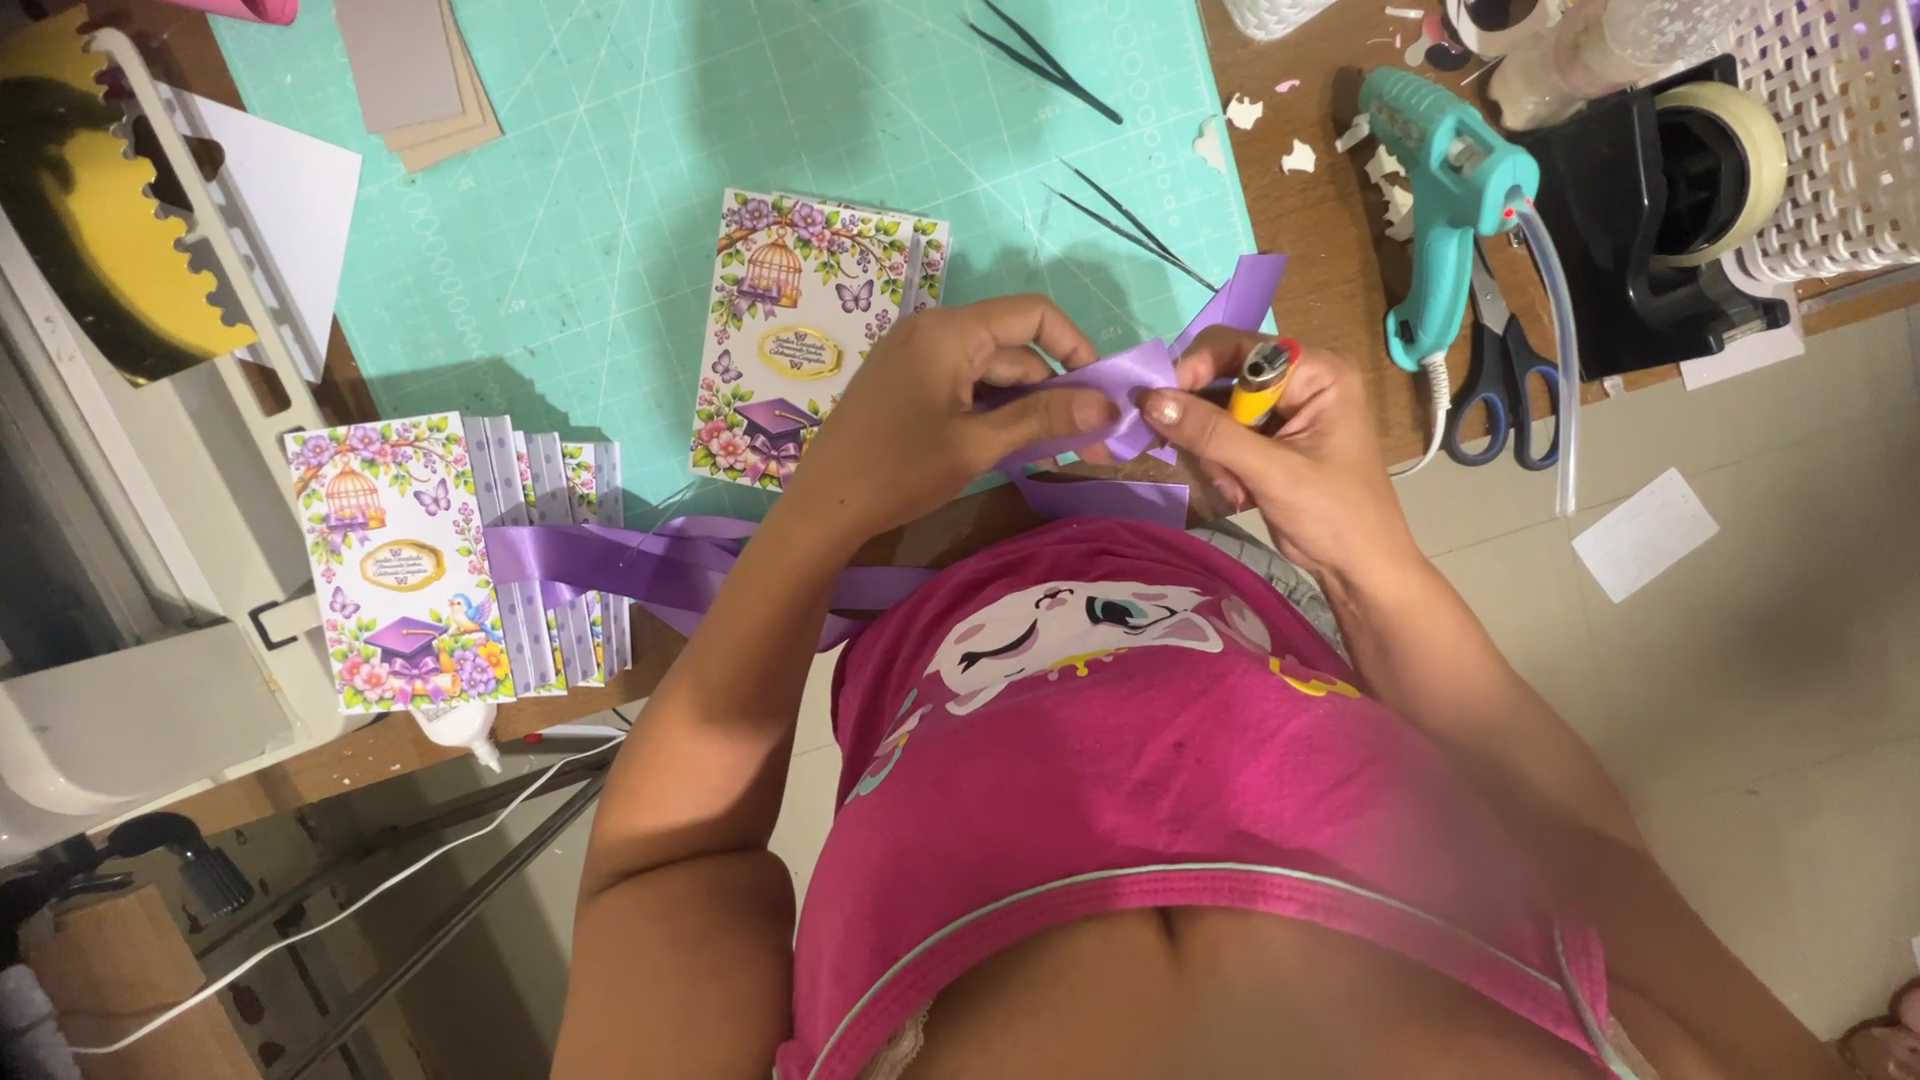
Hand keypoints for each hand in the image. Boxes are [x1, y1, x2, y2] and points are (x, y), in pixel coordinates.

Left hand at [780, 295, 1117, 547]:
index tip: (1099, 391)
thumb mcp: (978, 444)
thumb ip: (1044, 418)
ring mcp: (913, 356)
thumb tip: (1108, 407)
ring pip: (987, 371)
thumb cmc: (900, 471)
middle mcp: (932, 330)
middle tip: (1087, 443)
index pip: (1033, 313)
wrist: (823, 507)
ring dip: (1023, 407)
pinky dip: (989, 410)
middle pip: (1012, 349)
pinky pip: (961, 385)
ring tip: (1054, 451)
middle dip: (1052, 393)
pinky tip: (1010, 444)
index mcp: (950, 331)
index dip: (1075, 346)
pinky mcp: (903, 383)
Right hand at [1140, 327, 1422, 586]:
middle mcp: (1300, 381)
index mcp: (1318, 372)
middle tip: (1196, 458)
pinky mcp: (1267, 439)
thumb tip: (1150, 400)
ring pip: (1213, 411)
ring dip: (1212, 452)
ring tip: (1233, 487)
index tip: (1160, 405)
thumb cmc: (1334, 514)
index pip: (1240, 347)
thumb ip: (1211, 434)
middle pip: (1221, 378)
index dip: (1196, 369)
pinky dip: (1217, 463)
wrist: (1358, 566)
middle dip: (1205, 423)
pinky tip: (1236, 491)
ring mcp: (1282, 411)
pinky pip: (1220, 436)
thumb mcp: (1271, 472)